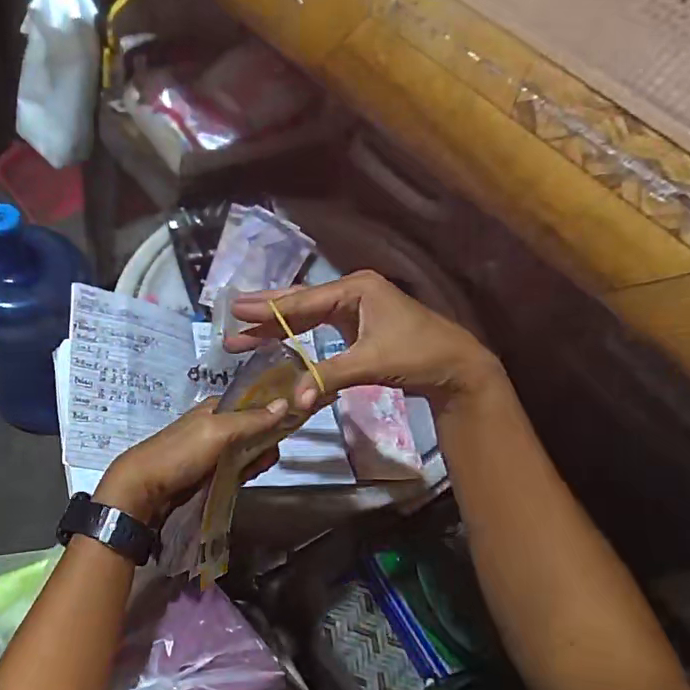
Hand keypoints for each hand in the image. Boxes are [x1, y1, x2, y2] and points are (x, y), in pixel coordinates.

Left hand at [95, 398, 288, 524]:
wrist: (143, 489)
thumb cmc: (180, 454)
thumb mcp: (218, 431)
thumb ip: (252, 420)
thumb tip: (285, 403)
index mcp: (216, 407)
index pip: (256, 403)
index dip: (275, 412)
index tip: (291, 427)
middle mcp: (215, 424)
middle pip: (254, 429)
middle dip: (266, 442)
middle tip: (264, 460)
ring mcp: (211, 449)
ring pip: (246, 450)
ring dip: (256, 460)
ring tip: (253, 472)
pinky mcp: (208, 471)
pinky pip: (235, 468)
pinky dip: (243, 472)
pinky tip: (245, 479)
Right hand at [226, 270, 501, 412]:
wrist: (457, 368)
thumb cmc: (418, 355)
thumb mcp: (371, 362)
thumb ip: (328, 377)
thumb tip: (294, 401)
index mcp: (355, 289)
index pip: (302, 300)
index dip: (268, 308)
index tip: (236, 309)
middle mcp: (352, 292)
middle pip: (300, 301)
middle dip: (266, 311)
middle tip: (231, 315)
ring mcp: (355, 308)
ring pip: (307, 313)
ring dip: (278, 324)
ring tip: (245, 330)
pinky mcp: (358, 326)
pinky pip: (318, 326)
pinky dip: (297, 334)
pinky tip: (278, 340)